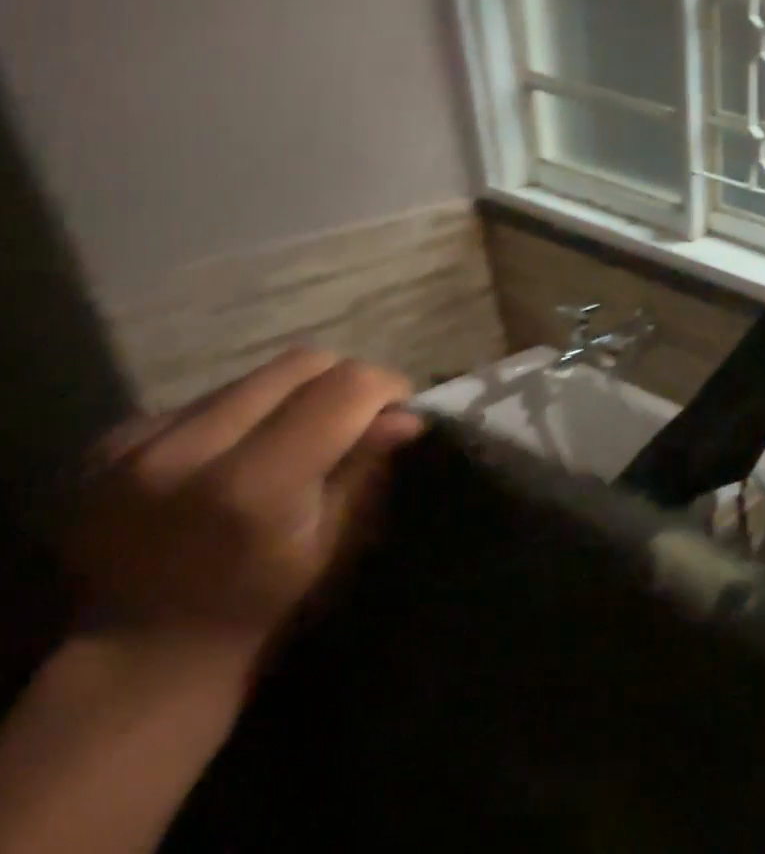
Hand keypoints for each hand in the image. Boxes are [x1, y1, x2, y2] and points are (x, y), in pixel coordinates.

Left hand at [62, 348, 424, 660]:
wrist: (142, 644)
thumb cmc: (261, 600)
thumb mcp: (333, 542)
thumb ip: (364, 469)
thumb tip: (407, 415)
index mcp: (253, 485)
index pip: (342, 389)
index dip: (387, 388)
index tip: (403, 411)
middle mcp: (188, 449)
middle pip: (297, 365)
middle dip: (345, 382)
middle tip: (360, 417)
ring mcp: (138, 441)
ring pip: (253, 377)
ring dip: (293, 396)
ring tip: (300, 437)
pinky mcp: (111, 439)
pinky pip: (205, 398)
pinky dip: (243, 413)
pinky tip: (241, 453)